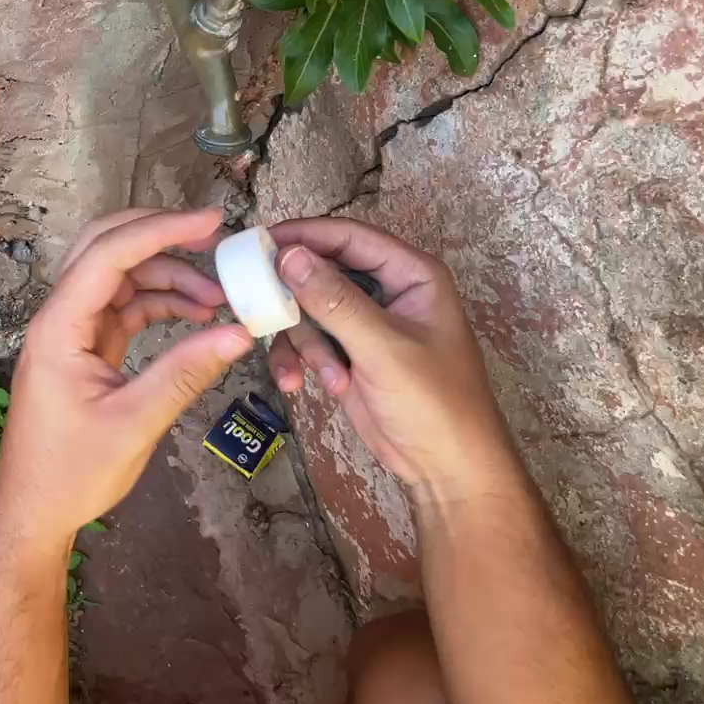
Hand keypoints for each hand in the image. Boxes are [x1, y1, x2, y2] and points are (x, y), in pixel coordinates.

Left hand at [0, 209, 254, 548]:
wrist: (34, 510)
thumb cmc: (72, 473)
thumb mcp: (135, 423)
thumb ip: (185, 374)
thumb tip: (239, 334)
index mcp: (59, 326)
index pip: (108, 254)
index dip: (161, 230)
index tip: (212, 221)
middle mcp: (61, 317)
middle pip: (107, 248)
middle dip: (161, 236)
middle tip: (214, 238)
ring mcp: (73, 330)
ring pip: (121, 277)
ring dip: (168, 278)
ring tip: (219, 299)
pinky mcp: (86, 347)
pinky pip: (125, 308)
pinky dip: (161, 305)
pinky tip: (197, 317)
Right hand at [264, 218, 520, 495]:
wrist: (445, 468)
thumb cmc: (433, 402)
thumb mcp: (382, 348)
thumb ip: (334, 300)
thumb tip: (288, 254)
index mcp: (410, 274)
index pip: (349, 237)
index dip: (304, 234)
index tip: (259, 243)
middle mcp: (385, 290)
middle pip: (321, 271)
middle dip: (293, 296)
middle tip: (258, 306)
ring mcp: (363, 322)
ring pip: (308, 309)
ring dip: (303, 342)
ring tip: (316, 375)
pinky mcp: (346, 352)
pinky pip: (308, 341)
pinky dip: (301, 361)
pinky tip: (300, 385)